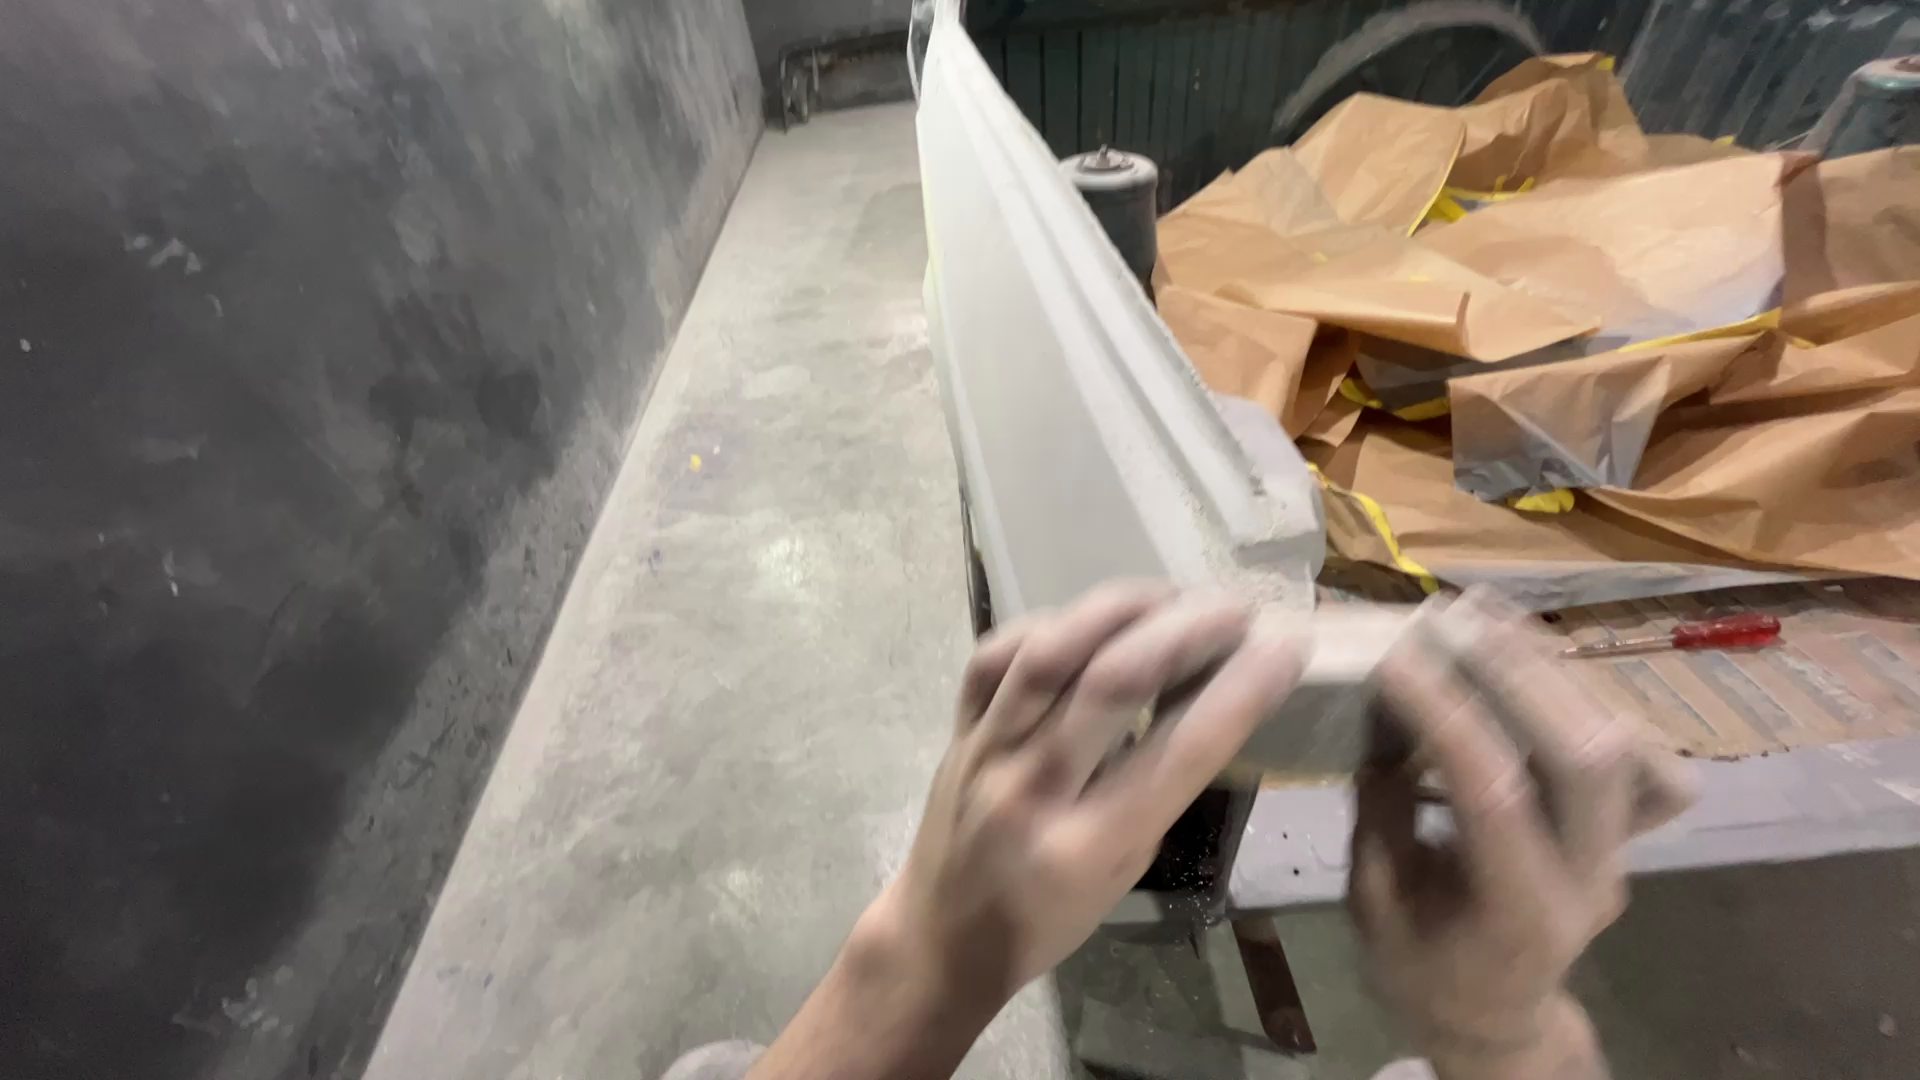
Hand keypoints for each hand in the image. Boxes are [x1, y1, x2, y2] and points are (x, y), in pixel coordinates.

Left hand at [863, 581, 1306, 1000]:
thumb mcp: (1123, 871)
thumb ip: (1158, 789)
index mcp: (1088, 844)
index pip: (1178, 751)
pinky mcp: (955, 726)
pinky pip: (993, 655)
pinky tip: (1084, 618)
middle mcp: (1032, 786)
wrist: (941, 936)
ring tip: (1167, 594)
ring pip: (1047, 654)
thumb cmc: (1046, 918)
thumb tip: (1202, 696)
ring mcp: (985, 748)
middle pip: (1110, 683)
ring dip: (1115, 610)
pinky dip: (1044, 625)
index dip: (1240, 690)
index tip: (1283, 647)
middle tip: (1233, 608)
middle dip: (1183, 632)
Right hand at [1348, 593, 1693, 1079]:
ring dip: (1550, 668)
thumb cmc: (1419, 967)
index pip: (1494, 794)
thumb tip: (1377, 722)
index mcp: (1518, 911)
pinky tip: (1523, 654)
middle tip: (1444, 618)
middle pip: (1588, 759)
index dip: (1443, 716)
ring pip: (1628, 746)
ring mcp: (1621, 850)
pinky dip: (1583, 693)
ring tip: (1479, 613)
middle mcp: (1591, 876)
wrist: (1492, 1010)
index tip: (1390, 658)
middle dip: (1515, 674)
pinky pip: (1639, 754)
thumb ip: (1382, 813)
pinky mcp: (1623, 828)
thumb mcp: (1373, 903)